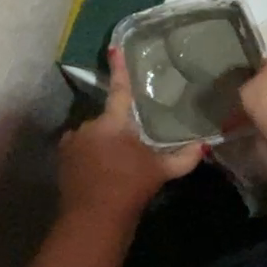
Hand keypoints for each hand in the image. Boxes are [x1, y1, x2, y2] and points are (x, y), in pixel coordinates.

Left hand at [58, 51, 205, 218]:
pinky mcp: (62, 158)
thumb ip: (183, 158)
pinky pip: (79, 148)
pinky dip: (89, 155)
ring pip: (92, 135)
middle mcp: (89, 125)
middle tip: (131, 151)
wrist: (93, 219)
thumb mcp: (161, 172)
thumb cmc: (130, 188)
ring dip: (102, 144)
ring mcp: (72, 141)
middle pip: (107, 120)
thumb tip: (205, 145)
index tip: (114, 47)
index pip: (120, 90)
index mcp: (113, 122)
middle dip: (118, 131)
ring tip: (115, 166)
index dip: (120, 69)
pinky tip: (99, 172)